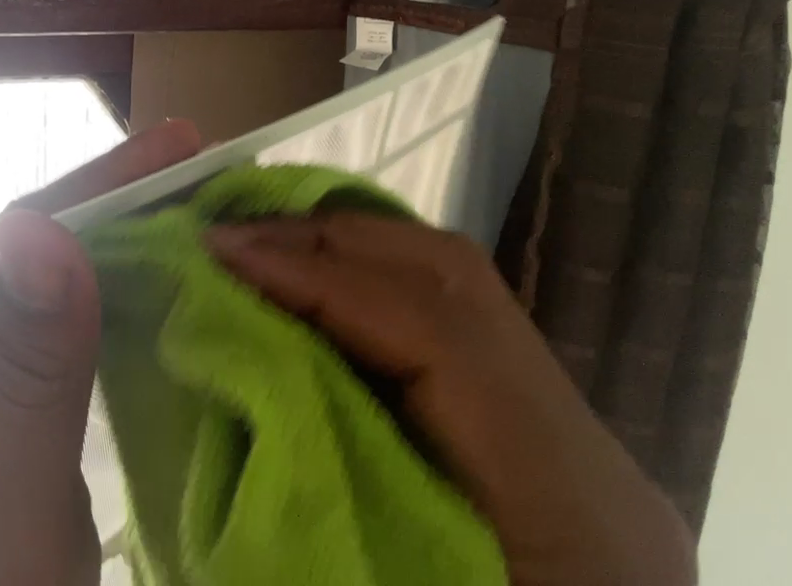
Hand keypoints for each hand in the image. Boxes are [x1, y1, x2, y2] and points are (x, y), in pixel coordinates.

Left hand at [0, 121, 201, 585]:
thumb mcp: (1, 497)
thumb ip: (20, 366)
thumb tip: (36, 226)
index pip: (20, 231)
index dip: (106, 184)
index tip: (188, 142)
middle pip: (31, 254)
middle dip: (119, 213)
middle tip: (212, 185)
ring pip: (41, 295)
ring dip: (115, 259)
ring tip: (196, 231)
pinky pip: (44, 344)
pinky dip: (101, 316)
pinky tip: (148, 310)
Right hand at [205, 212, 697, 585]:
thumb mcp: (385, 567)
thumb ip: (309, 455)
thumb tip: (217, 360)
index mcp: (556, 491)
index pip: (434, 329)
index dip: (315, 276)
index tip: (217, 254)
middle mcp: (574, 438)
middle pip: (450, 277)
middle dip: (321, 241)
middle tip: (222, 239)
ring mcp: (555, 423)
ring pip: (451, 283)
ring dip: (340, 251)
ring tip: (252, 250)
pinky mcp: (524, 427)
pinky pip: (443, 318)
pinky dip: (364, 283)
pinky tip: (303, 288)